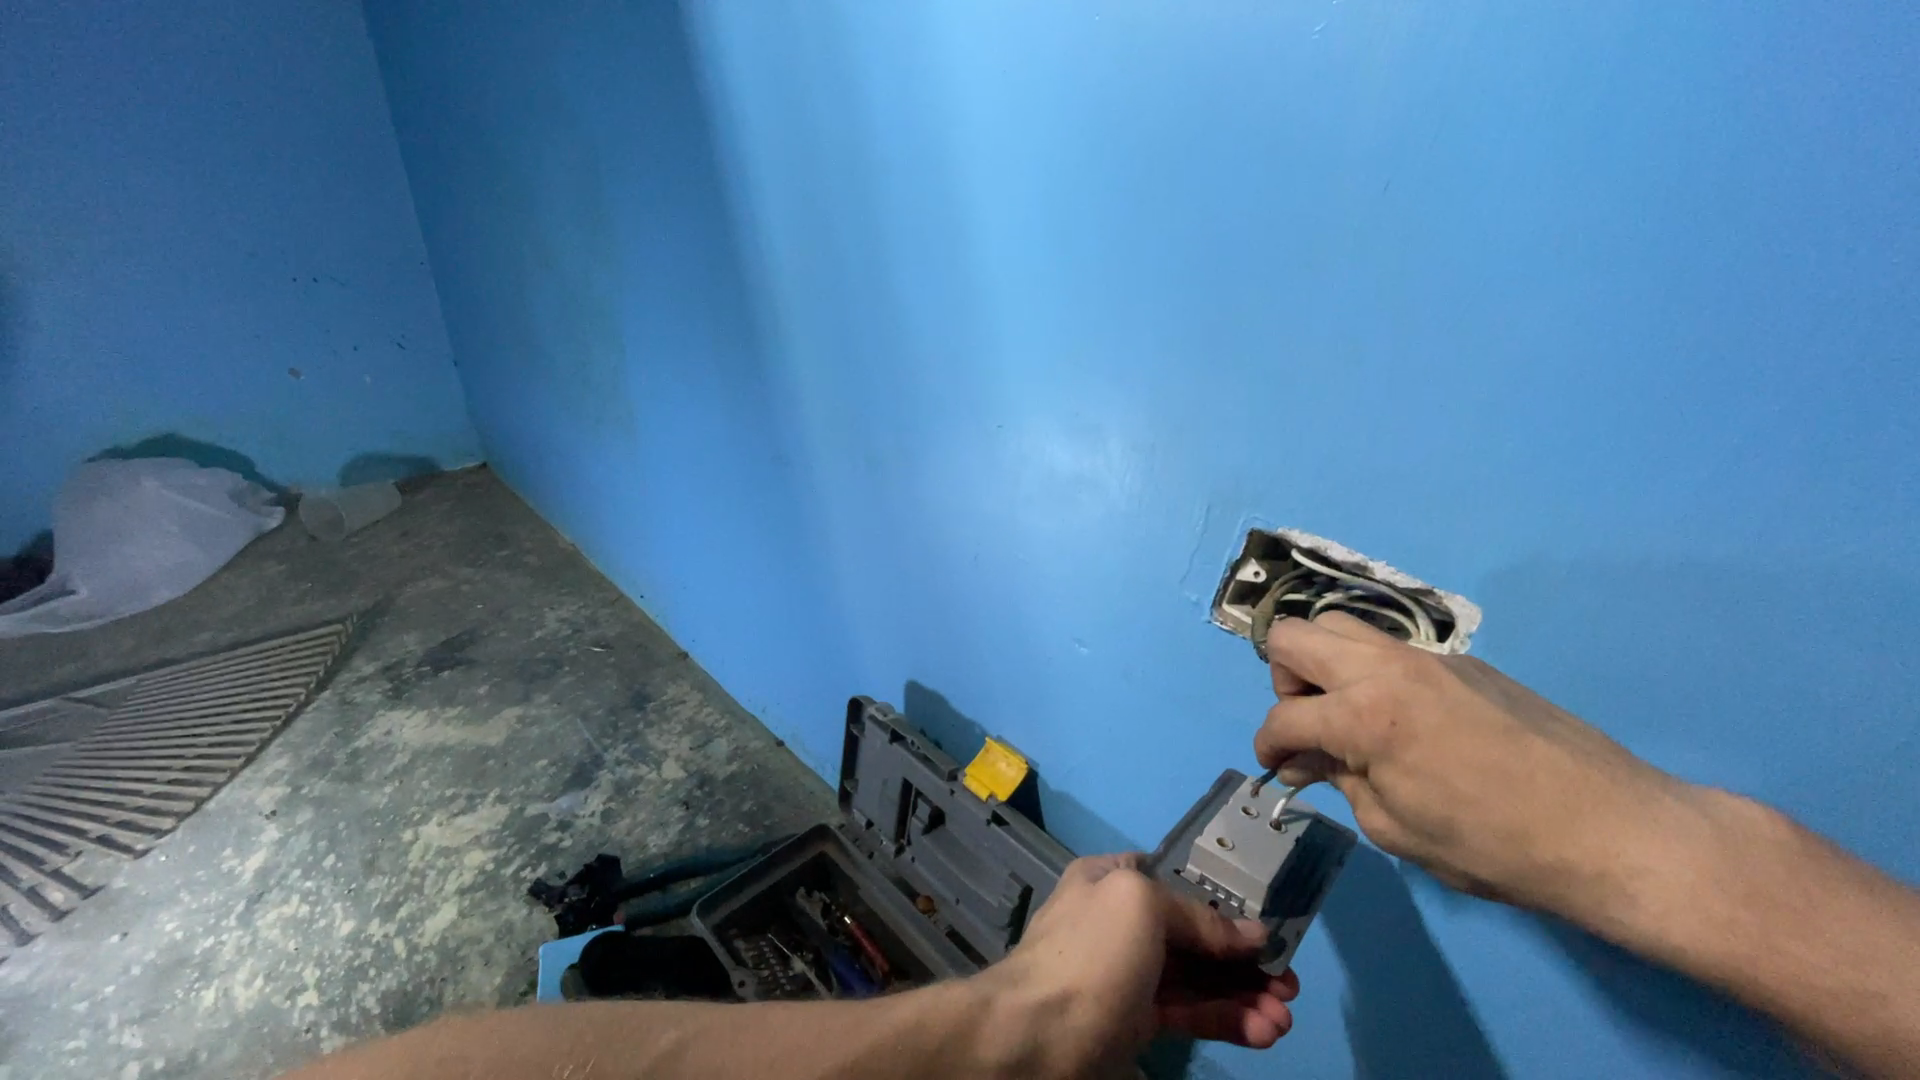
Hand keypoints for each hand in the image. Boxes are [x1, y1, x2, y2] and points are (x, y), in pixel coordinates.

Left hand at [982, 855, 1297, 1076]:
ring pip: (1197, 978)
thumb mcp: (1141, 905)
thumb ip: (1198, 916)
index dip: (1223, 899)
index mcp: (1110, 879)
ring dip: (1244, 995)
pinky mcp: (1136, 1020)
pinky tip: (1265, 1032)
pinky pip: (1189, 1013)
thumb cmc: (1090, 952)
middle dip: (1243, 957)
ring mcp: (1128, 973)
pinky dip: (1227, 1020)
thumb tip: (1253, 933)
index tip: (1267, 921)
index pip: (1177, 879)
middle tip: (1289, 981)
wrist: (1035, 1034)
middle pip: (1194, 933)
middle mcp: (1120, 920)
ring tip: (1285, 1016)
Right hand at [1256, 612, 1695, 916]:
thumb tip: (1308, 761)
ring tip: (1346, 711)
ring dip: (1323, 662)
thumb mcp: (1394, 828)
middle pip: (1293, 637)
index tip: (1276, 767)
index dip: (1268, 747)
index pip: (1282, 718)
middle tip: (1309, 724)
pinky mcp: (1463, 661)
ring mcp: (1427, 657)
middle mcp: (1384, 669)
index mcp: (1363, 715)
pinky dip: (1373, 673)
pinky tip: (1404, 719)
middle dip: (1283, 681)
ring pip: (1339, 625)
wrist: (1610, 829)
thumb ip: (1339, 782)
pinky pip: (1391, 648)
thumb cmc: (1493, 846)